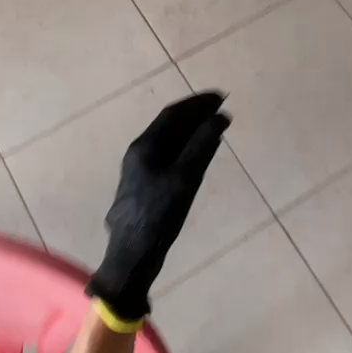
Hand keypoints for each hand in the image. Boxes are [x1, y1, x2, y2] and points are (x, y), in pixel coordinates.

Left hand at [86, 92, 231, 321]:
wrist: (131, 255)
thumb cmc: (159, 215)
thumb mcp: (185, 179)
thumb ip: (202, 146)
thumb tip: (220, 117)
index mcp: (144, 146)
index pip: (174, 113)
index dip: (198, 103)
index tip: (220, 97)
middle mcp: (138, 152)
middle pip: (169, 125)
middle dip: (195, 114)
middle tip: (220, 109)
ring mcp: (138, 169)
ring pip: (167, 141)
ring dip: (190, 131)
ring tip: (213, 128)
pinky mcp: (143, 185)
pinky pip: (166, 155)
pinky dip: (185, 148)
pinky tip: (197, 155)